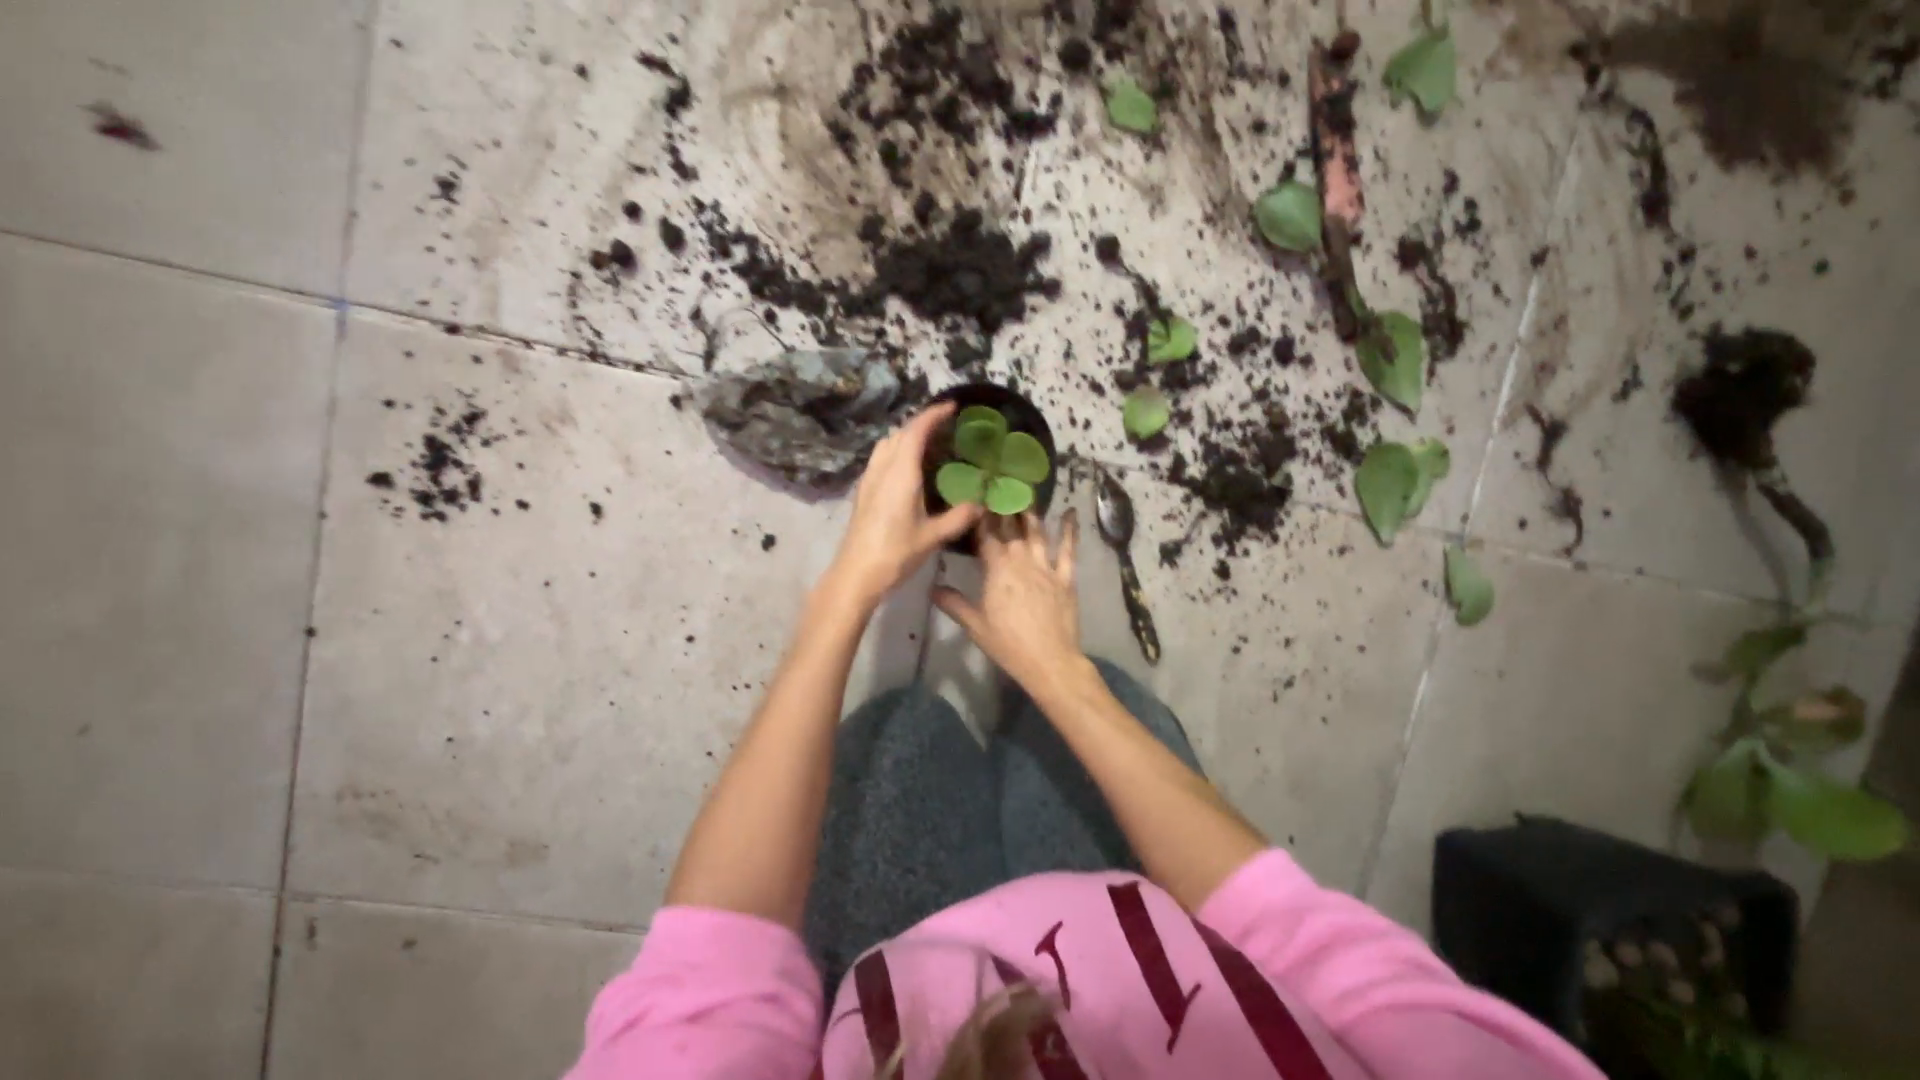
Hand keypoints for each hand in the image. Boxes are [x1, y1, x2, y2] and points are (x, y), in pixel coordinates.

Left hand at [823, 403, 982, 610]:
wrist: (856, 573)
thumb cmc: (896, 553)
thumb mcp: (933, 536)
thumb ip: (959, 517)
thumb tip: (982, 504)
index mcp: (901, 473)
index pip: (916, 431)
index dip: (933, 415)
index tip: (952, 407)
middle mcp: (882, 469)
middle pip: (899, 433)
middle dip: (921, 423)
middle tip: (945, 426)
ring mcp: (869, 479)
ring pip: (886, 445)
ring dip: (905, 436)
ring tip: (928, 444)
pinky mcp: (863, 492)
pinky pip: (880, 459)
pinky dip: (896, 452)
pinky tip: (909, 469)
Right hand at [933, 511, 1087, 698]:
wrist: (1049, 660)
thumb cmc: (1008, 644)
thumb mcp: (974, 625)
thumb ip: (953, 603)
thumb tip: (932, 588)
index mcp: (996, 569)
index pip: (986, 535)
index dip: (981, 516)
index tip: (978, 497)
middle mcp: (1021, 560)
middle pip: (1011, 529)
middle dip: (1004, 508)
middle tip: (1000, 488)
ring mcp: (1046, 567)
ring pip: (1037, 533)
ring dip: (1030, 513)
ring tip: (1025, 495)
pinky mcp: (1065, 577)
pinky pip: (1068, 549)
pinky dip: (1070, 529)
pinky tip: (1072, 512)